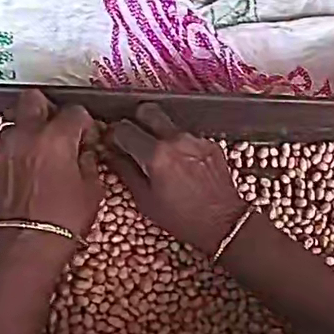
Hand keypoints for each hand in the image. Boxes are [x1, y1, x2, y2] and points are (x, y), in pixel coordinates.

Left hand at [0, 90, 102, 242]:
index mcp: (56, 137)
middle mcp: (27, 134)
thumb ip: (90, 160)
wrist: (29, 241)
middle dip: (50, 109)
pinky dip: (20, 146)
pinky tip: (32, 164)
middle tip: (63, 129)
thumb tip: (86, 151)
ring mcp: (6, 147)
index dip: (86, 124)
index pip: (75, 111)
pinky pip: (7, 142)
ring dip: (31, 126)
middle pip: (34, 99)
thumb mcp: (93, 188)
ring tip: (45, 146)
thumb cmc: (64, 218)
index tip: (90, 137)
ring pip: (16, 118)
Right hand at [103, 104, 248, 253]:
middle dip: (136, 121)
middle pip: (148, 110)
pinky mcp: (211, 144)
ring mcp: (197, 140)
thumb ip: (125, 171)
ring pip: (169, 124)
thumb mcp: (146, 200)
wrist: (223, 223)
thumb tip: (110, 154)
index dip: (114, 135)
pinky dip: (179, 145)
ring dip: (160, 134)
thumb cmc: (183, 218)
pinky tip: (180, 164)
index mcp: (157, 155)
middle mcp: (178, 140)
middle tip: (133, 139)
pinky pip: (187, 136)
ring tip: (160, 158)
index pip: (124, 129)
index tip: (113, 143)